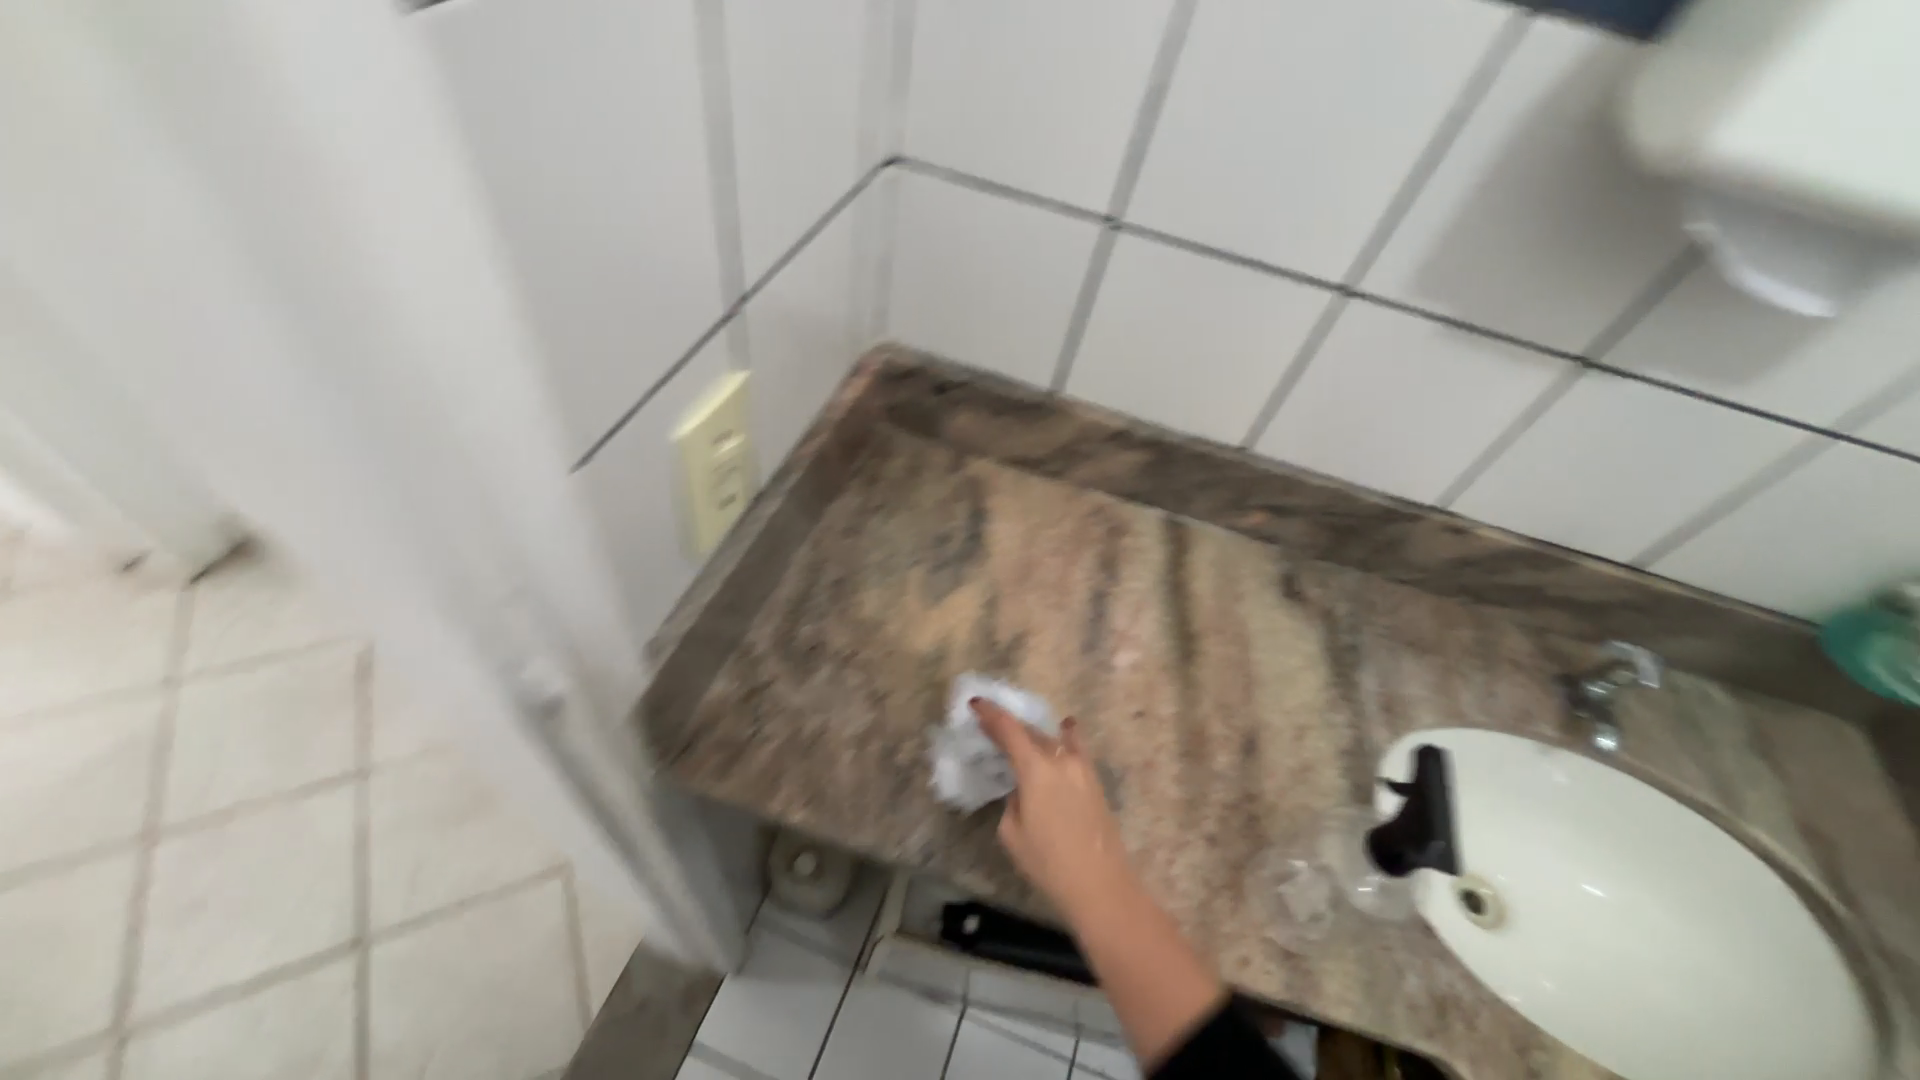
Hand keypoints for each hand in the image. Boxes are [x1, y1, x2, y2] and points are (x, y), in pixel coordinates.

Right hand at [971, 698, 1139, 923]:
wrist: (1101, 884)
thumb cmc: (1048, 862)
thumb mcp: (1012, 833)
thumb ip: (1013, 801)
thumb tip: (1024, 791)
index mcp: (1036, 769)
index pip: (1009, 730)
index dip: (991, 714)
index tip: (975, 703)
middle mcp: (1061, 760)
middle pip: (1032, 732)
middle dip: (1010, 726)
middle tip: (990, 724)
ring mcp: (1082, 769)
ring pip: (1054, 740)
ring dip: (1035, 735)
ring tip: (1021, 734)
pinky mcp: (1095, 782)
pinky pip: (1076, 749)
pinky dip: (1067, 736)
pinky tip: (1067, 727)